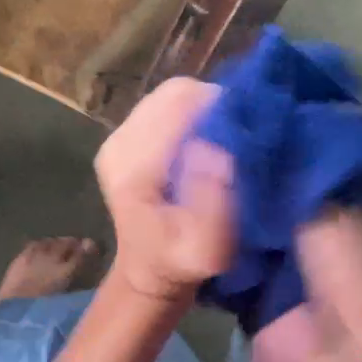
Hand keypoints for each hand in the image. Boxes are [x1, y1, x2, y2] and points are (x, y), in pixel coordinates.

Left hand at [94, 77, 234, 301]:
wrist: (149, 268)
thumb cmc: (182, 261)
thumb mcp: (208, 249)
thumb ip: (214, 202)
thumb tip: (215, 150)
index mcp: (133, 169)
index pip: (180, 107)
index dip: (217, 109)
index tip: (244, 127)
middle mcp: (119, 144)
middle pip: (175, 93)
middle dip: (210, 104)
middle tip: (235, 130)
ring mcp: (117, 136)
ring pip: (170, 93)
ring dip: (200, 106)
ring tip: (219, 134)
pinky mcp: (124, 133)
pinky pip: (164, 102)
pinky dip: (189, 111)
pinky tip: (201, 136)